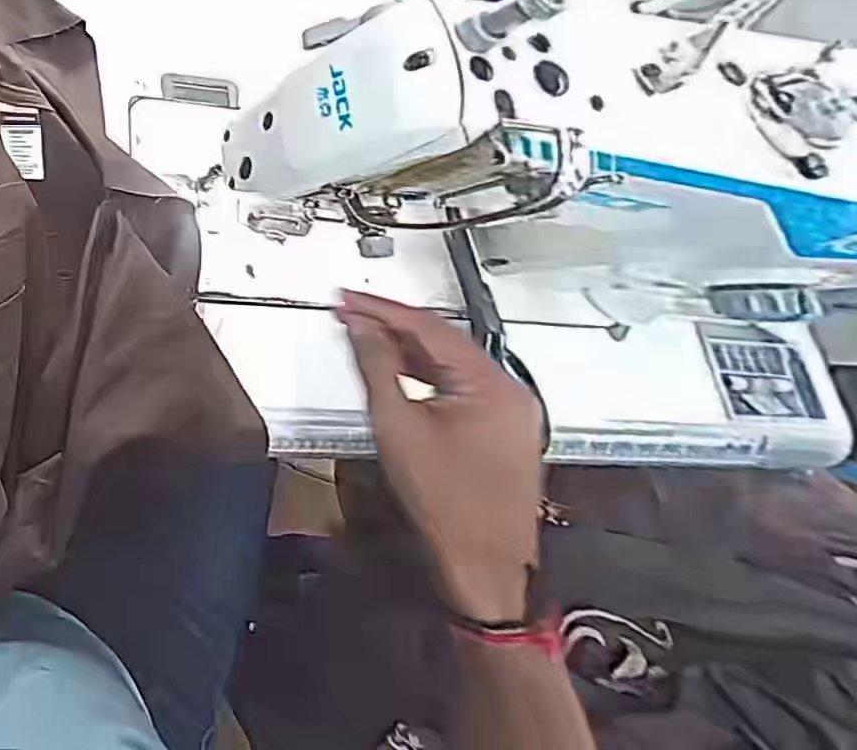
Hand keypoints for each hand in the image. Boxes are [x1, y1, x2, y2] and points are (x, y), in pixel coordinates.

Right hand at [336, 290, 545, 623]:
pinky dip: (420, 368)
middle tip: (349, 310)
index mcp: (492, 386)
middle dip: (390, 322)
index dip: (381, 309)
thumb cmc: (445, 498)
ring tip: (362, 332)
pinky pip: (455, 380)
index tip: (347, 298)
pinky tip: (392, 365)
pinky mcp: (499, 424)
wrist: (482, 558)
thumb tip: (360, 327)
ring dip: (404, 344)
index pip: (428, 327)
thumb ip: (376, 365)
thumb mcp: (395, 422)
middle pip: (442, 339)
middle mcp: (509, 391)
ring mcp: (508, 409)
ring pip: (448, 359)